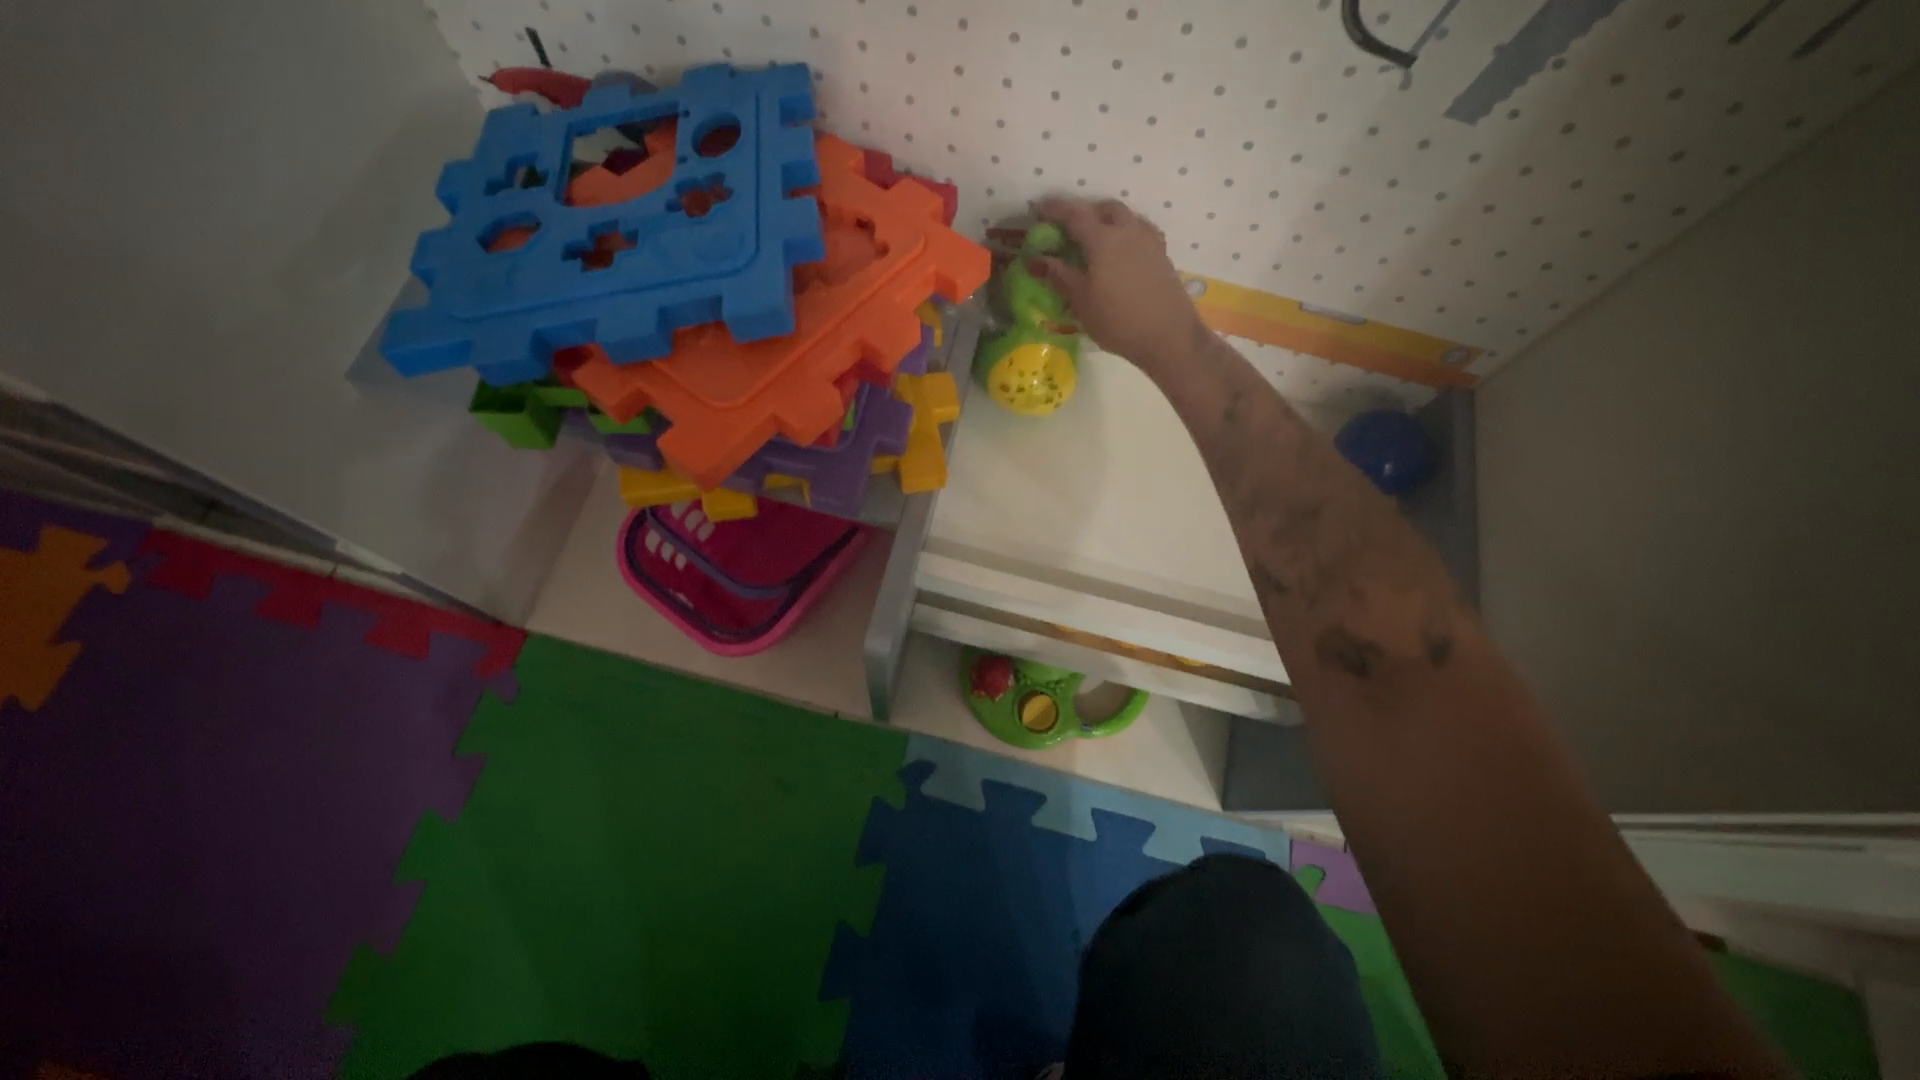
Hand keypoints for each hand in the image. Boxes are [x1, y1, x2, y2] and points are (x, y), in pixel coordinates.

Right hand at [1030, 197, 1207, 371]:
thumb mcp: (1082, 301)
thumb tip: (1038, 260)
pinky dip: (1127, 234)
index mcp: (1103, 239)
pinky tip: (1123, 253)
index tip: (1039, 210)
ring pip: (1127, 218)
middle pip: (1105, 209)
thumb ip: (1060, 276)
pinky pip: (1142, 233)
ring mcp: (1149, 242)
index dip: (1055, 210)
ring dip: (1109, 221)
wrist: (1169, 336)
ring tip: (1098, 239)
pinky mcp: (1163, 257)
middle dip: (1086, 212)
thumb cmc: (1117, 320)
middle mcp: (1128, 231)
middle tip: (1071, 228)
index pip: (1074, 215)